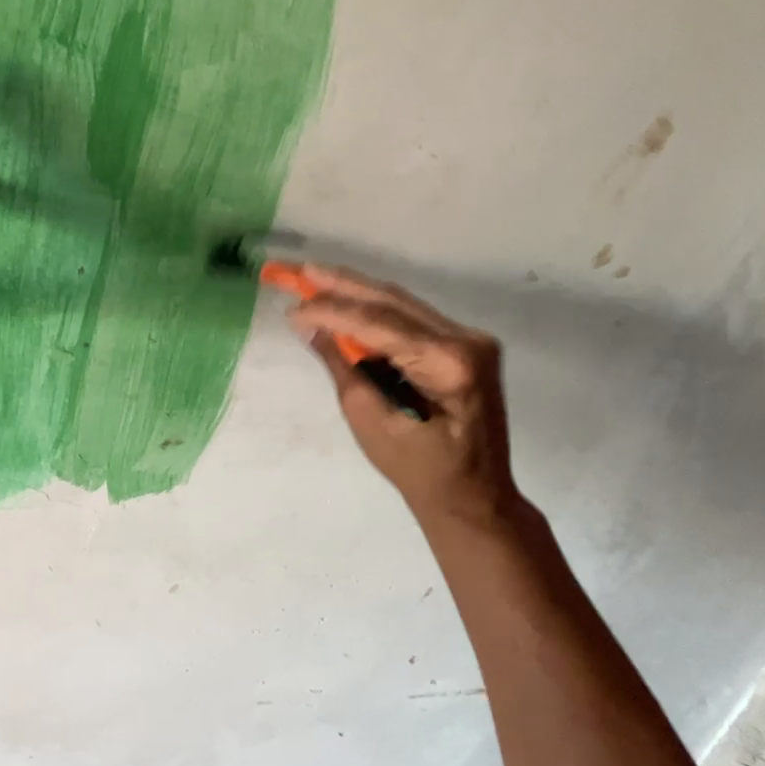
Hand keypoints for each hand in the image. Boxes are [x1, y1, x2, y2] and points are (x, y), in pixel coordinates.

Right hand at [290, 265, 518, 519]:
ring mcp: (471, 340)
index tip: (291, 309)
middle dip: (340, 285)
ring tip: (312, 276)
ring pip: (400, 303)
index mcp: (448, 362)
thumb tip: (309, 326)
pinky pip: (410, 317)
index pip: (377, 322)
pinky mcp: (465, 346)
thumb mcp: (368, 417)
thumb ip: (341, 364)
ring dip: (355, 291)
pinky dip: (374, 308)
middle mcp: (466, 340)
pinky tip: (345, 298)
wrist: (473, 496)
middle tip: (297, 270)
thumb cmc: (418, 467)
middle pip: (391, 301)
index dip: (329, 310)